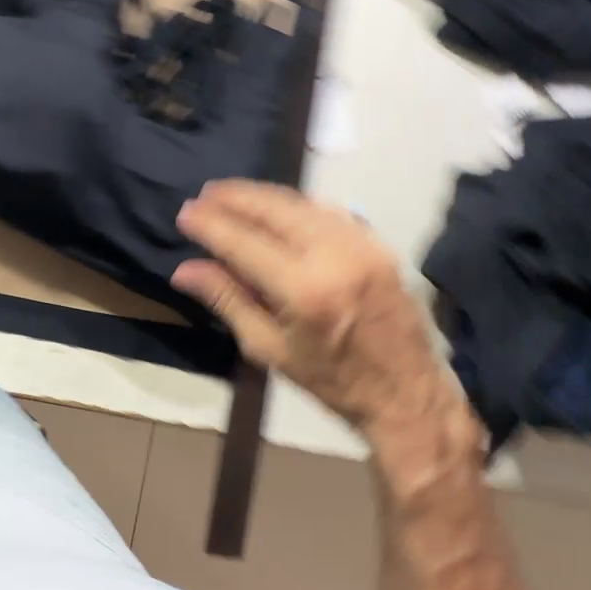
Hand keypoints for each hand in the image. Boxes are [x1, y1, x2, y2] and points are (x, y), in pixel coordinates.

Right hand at [171, 180, 445, 432]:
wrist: (407, 394)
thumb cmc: (330, 380)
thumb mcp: (268, 348)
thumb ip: (227, 300)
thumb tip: (184, 269)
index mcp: (303, 290)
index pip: (242, 242)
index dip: (210, 224)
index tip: (185, 213)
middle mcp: (334, 257)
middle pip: (273, 209)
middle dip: (234, 198)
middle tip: (204, 195)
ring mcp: (361, 246)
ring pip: (301, 203)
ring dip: (262, 196)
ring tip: (231, 196)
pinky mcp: (378, 245)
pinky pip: (328, 211)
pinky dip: (296, 204)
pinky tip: (277, 208)